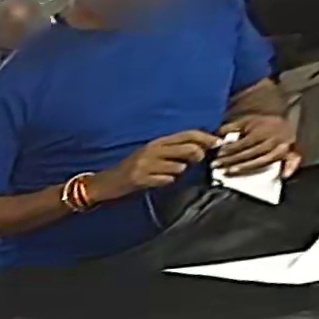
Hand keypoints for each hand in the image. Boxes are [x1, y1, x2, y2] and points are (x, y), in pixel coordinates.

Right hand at [91, 131, 219, 202]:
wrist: (103, 183)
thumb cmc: (130, 169)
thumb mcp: (150, 154)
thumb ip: (174, 148)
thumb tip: (205, 145)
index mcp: (155, 142)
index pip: (189, 134)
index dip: (207, 138)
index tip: (216, 144)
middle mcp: (150, 151)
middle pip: (190, 149)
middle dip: (197, 157)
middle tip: (192, 162)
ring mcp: (144, 165)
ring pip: (180, 167)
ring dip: (177, 172)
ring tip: (165, 174)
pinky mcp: (139, 178)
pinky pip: (166, 180)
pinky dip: (164, 182)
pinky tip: (155, 182)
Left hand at [218, 115, 301, 177]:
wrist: (279, 120)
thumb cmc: (258, 123)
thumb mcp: (244, 121)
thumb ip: (229, 127)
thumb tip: (216, 136)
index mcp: (266, 130)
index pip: (246, 142)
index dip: (231, 149)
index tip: (218, 154)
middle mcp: (277, 138)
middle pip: (254, 152)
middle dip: (233, 159)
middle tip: (216, 165)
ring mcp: (286, 145)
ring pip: (267, 158)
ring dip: (248, 166)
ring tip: (230, 171)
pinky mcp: (294, 150)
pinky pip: (295, 159)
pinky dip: (291, 167)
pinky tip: (284, 176)